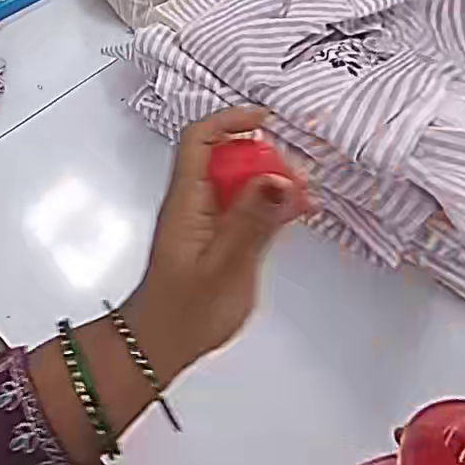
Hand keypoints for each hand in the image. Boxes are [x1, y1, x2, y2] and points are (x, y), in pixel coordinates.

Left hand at [123, 107, 309, 378]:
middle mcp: (194, 200)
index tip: (265, 120)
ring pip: (237, 180)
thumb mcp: (225, 266)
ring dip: (269, 180)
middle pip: (223, 156)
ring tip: (303, 194)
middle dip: (260, 154)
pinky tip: (296, 212)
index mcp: (186, 199)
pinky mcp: (218, 234)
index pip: (199, 139)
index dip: (229, 120)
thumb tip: (280, 177)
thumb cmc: (184, 310)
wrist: (161, 344)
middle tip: (296, 173)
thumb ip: (253, 221)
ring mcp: (206, 217)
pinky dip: (269, 203)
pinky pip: (244, 205)